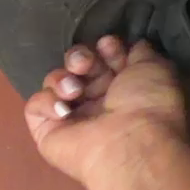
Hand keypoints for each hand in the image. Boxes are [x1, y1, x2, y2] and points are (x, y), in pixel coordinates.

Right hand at [24, 35, 188, 188]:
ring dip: (62, 80)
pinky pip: (34, 106)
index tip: (108, 46)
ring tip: (75, 91)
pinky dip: (46, 102)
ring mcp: (69, 117)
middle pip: (76, 67)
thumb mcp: (155, 68)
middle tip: (84, 64)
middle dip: (79, 58)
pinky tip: (63, 110)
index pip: (104, 58)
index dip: (105, 48)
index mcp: (123, 89)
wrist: (128, 143)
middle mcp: (95, 102)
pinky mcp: (45, 130)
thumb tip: (133, 46)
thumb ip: (140, 53)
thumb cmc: (146, 105)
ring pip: (53, 82)